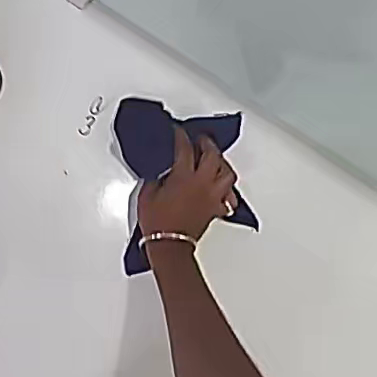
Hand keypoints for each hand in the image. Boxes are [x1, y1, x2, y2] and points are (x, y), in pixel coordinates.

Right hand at [137, 127, 236, 242]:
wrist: (169, 245)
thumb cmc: (157, 222)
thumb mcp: (147, 195)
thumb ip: (155, 179)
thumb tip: (160, 174)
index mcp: (184, 177)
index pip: (185, 149)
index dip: (181, 137)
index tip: (179, 132)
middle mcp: (202, 183)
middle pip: (212, 155)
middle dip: (207, 143)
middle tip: (200, 139)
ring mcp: (212, 195)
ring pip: (227, 172)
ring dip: (222, 162)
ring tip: (215, 158)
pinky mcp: (216, 208)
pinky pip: (229, 194)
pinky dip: (227, 187)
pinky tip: (222, 185)